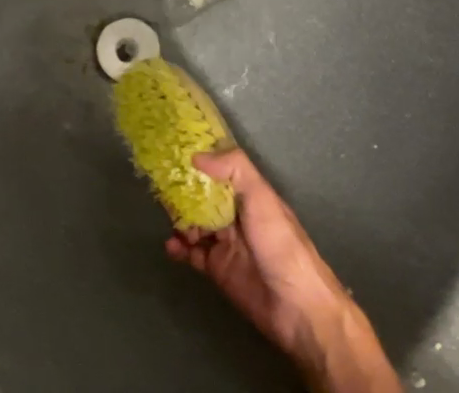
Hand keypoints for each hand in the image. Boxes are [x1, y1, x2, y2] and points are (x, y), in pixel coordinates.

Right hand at [168, 148, 399, 392]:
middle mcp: (235, 215)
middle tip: (161, 189)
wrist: (297, 307)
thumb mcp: (262, 198)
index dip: (198, 162)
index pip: (220, 171)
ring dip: (178, 220)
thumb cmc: (281, 245)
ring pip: (193, 223)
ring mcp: (225, 242)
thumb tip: (196, 155)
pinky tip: (172, 246)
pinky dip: (178, 247)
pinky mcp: (217, 268)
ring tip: (172, 223)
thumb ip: (234, 169)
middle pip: (202, 197)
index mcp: (249, 195)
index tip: (172, 152)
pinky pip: (191, 252)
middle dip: (182, 193)